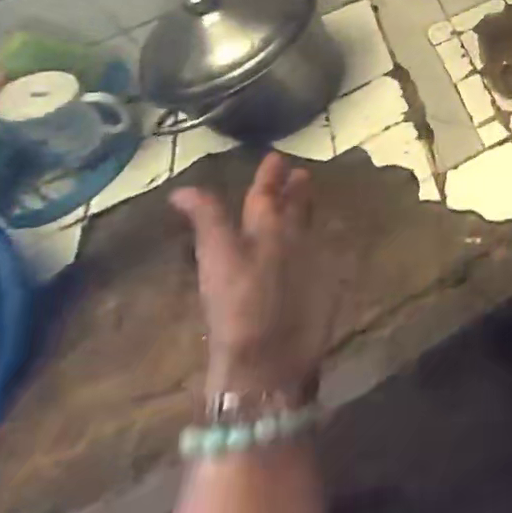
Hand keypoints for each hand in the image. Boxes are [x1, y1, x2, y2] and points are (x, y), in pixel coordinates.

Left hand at [171, 153, 323, 398]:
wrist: (269, 356)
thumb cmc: (245, 302)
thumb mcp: (223, 255)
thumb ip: (211, 221)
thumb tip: (178, 191)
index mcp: (244, 239)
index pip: (257, 200)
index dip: (266, 180)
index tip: (277, 156)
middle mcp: (267, 249)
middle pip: (276, 213)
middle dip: (286, 191)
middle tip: (300, 168)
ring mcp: (292, 265)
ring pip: (296, 228)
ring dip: (303, 207)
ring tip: (313, 187)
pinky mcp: (314, 282)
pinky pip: (318, 249)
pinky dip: (324, 234)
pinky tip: (332, 225)